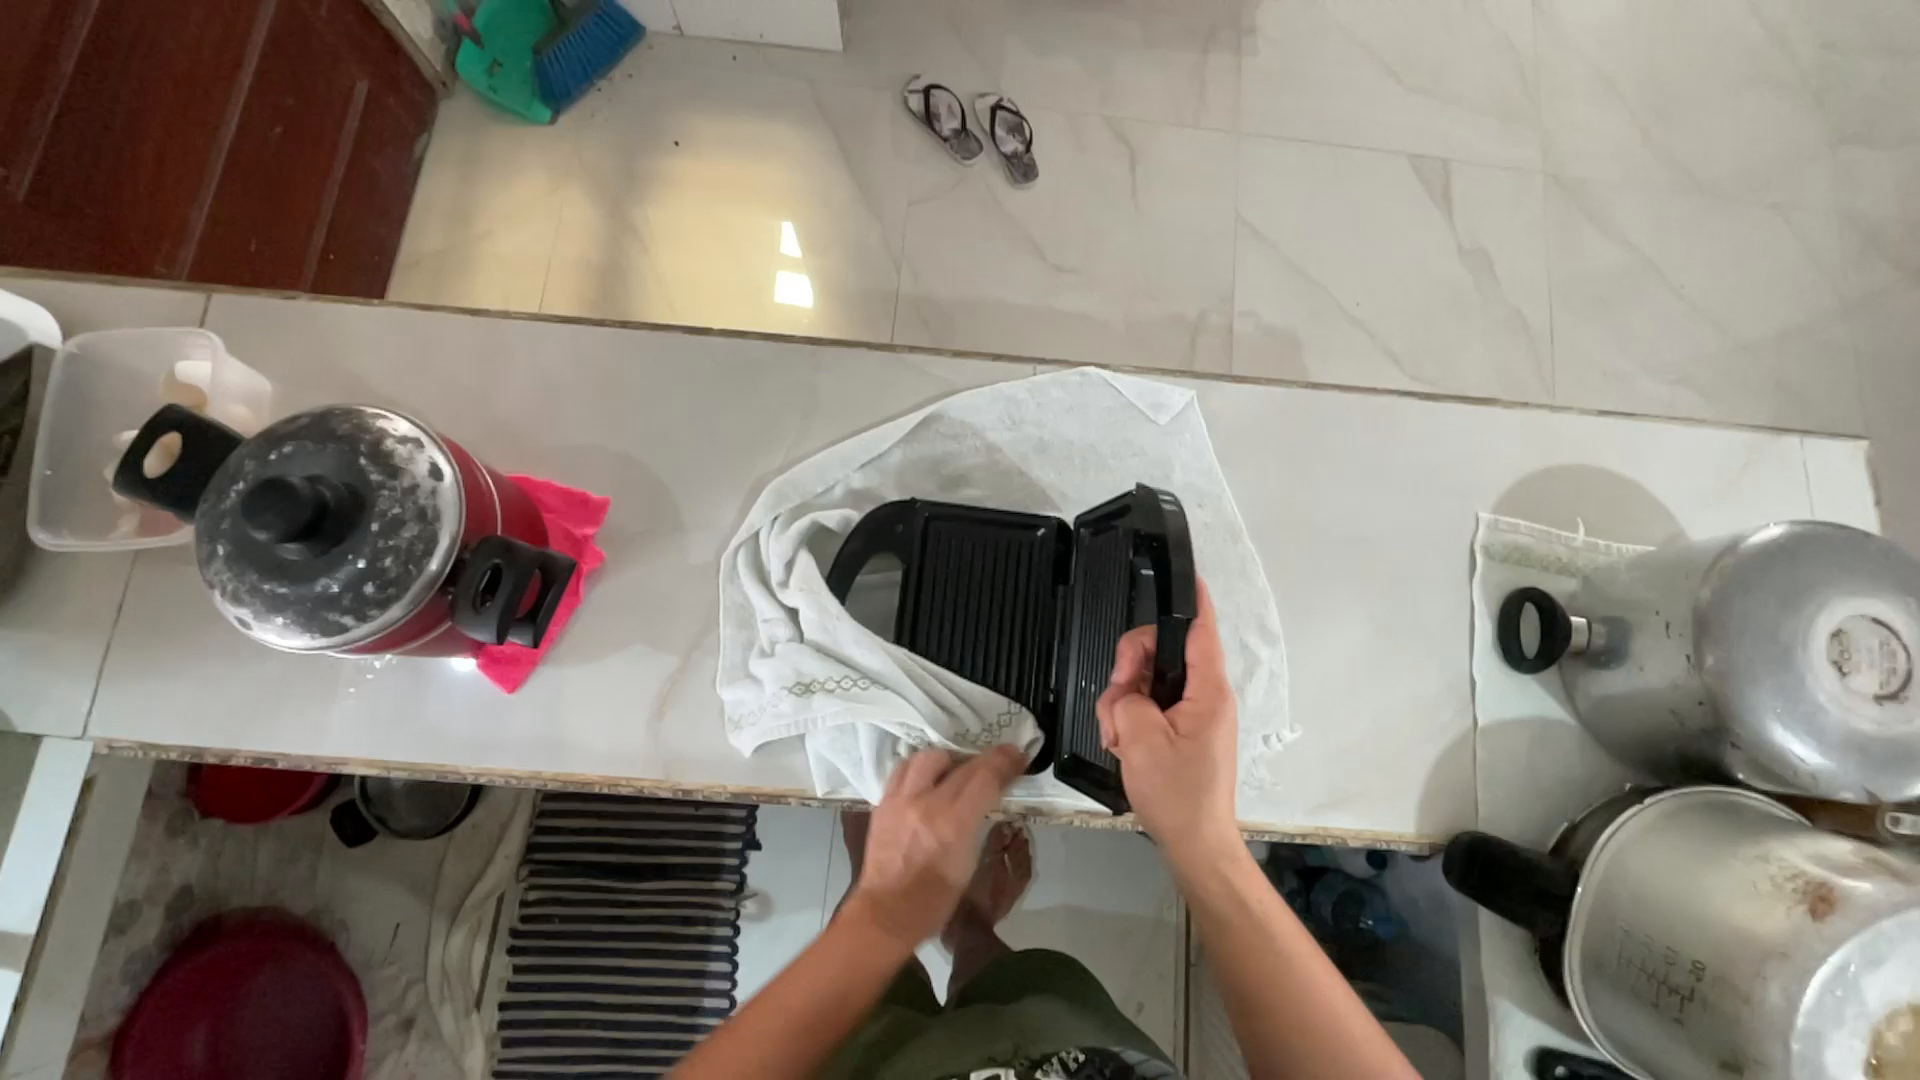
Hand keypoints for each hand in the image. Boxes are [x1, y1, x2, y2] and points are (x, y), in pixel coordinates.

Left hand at [842, 745, 1025, 949]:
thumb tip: (988, 799)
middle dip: (986, 758)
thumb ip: (977, 824)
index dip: (1005, 762)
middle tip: (998, 760)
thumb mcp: (969, 863)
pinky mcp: (883, 803)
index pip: (985, 778)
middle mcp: (927, 803)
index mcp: (953, 823)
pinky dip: (920, 768)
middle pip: (961, 765)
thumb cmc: (935, 899)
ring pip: (928, 757)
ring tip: (956, 770)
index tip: (1018, 755)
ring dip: (948, 759)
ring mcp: (901, 800)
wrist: (887, 912)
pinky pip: (903, 770)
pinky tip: (927, 778)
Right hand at [1096, 578, 1240, 856]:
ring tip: (1120, 739)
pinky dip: (1130, 721)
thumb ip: (1127, 699)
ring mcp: (1193, 714)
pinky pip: (1149, 707)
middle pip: (1162, 652)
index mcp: (1207, 691)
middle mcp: (1205, 696)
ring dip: (1124, 703)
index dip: (1193, 599)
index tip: (1185, 573)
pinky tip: (1124, 746)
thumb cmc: (1177, 793)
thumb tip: (1127, 693)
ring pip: (1148, 682)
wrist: (1194, 843)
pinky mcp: (1181, 731)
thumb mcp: (1141, 739)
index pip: (1202, 630)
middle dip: (1130, 668)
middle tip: (1116, 701)